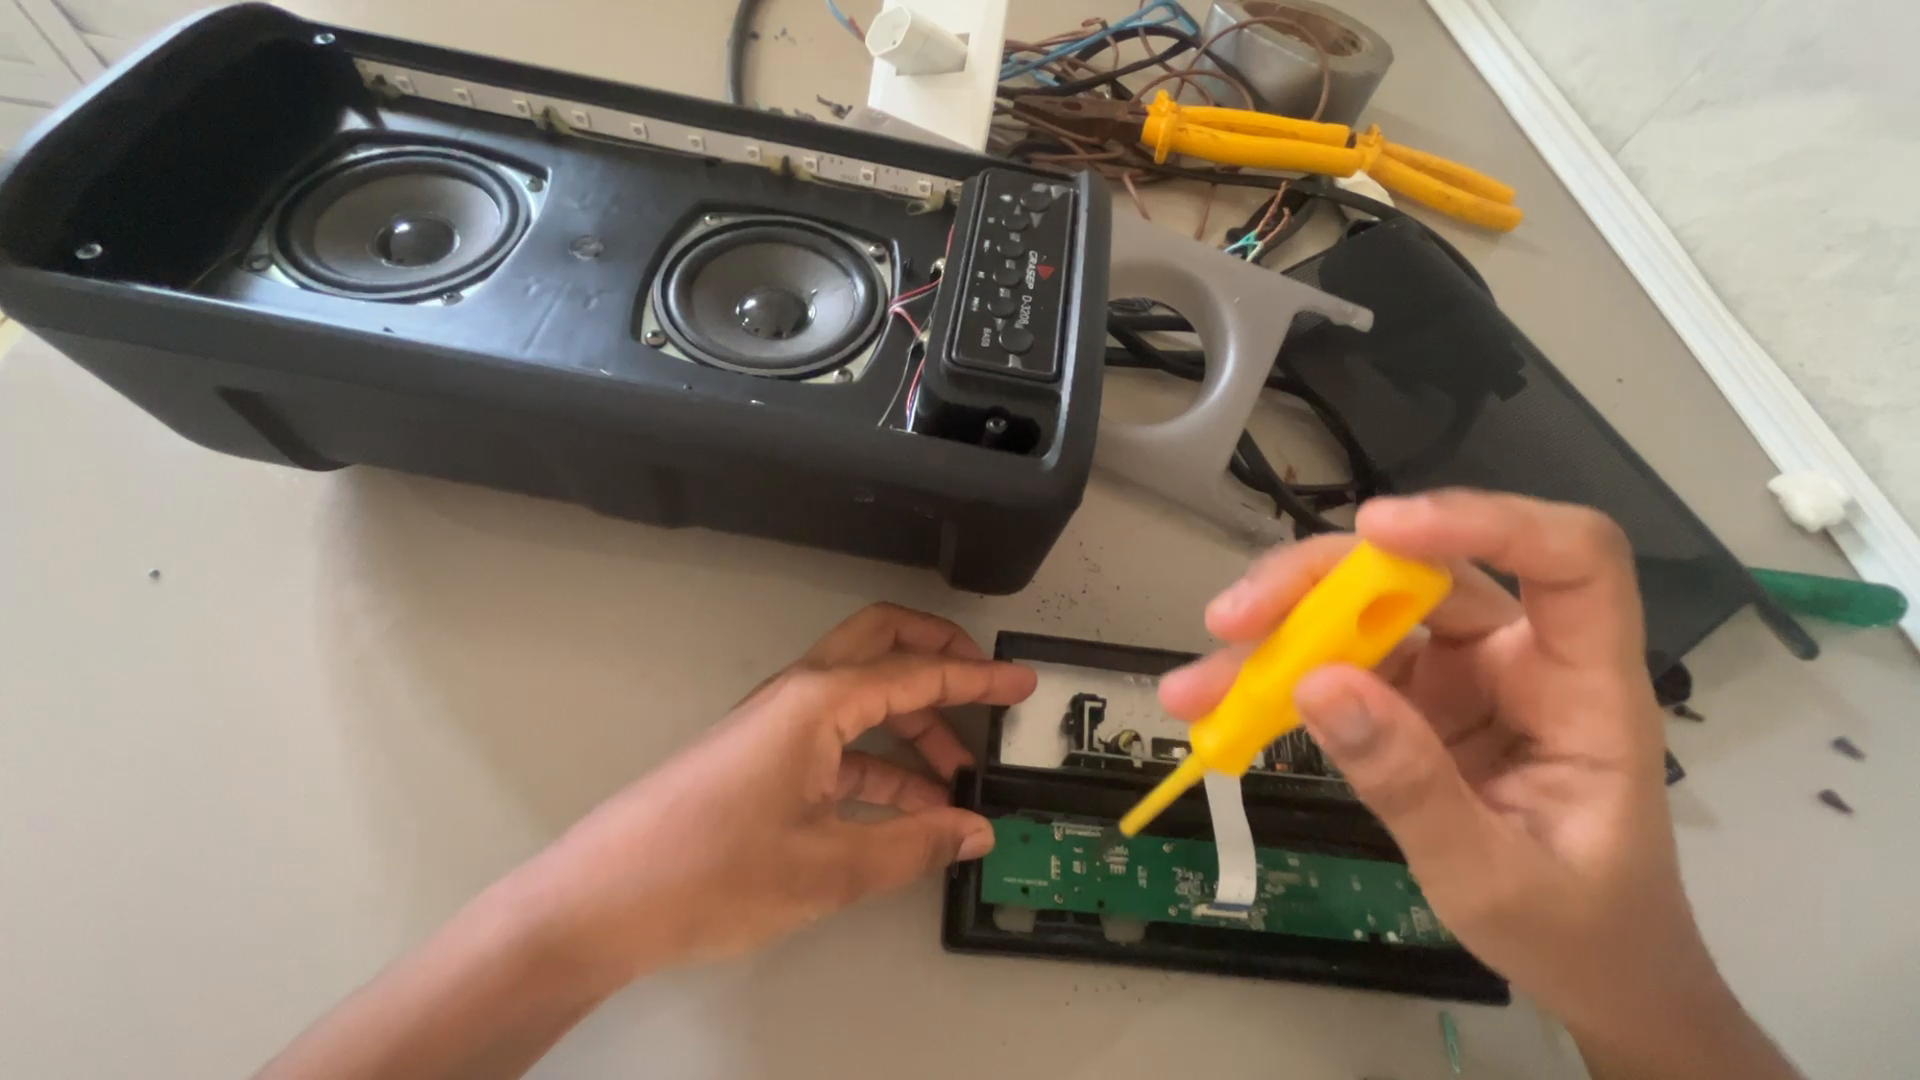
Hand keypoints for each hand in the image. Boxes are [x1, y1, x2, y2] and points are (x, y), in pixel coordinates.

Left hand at [523, 603, 1035, 985]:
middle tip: (987, 688)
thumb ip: (913, 844)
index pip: (917, 675)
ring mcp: (778, 723)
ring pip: (862, 696)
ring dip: (913, 724)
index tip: (1024, 683)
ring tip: (958, 778)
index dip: (977, 680)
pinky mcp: (764, 754)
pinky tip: (907, 806)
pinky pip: (837, 740)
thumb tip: (976, 831)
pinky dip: (879, 761)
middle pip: (881, 644)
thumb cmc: (715, 873)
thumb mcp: (829, 867)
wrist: (599, 902)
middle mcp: (800, 693)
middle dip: (938, 658)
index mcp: (819, 701)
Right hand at [1160, 492, 1744, 1052]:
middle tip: (1230, 620)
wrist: (1583, 968)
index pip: (1565, 560)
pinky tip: (1215, 707)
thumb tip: (1319, 687)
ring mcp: (1452, 673)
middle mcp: (1512, 656)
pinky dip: (1268, 682)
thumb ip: (1413, 786)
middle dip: (1314, 583)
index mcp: (1580, 685)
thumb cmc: (1577, 932)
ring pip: (1356, 612)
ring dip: (1269, 637)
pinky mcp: (1404, 696)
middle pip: (1417, 572)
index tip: (1376, 528)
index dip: (1481, 521)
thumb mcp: (1494, 879)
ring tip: (1194, 688)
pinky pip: (1328, 664)